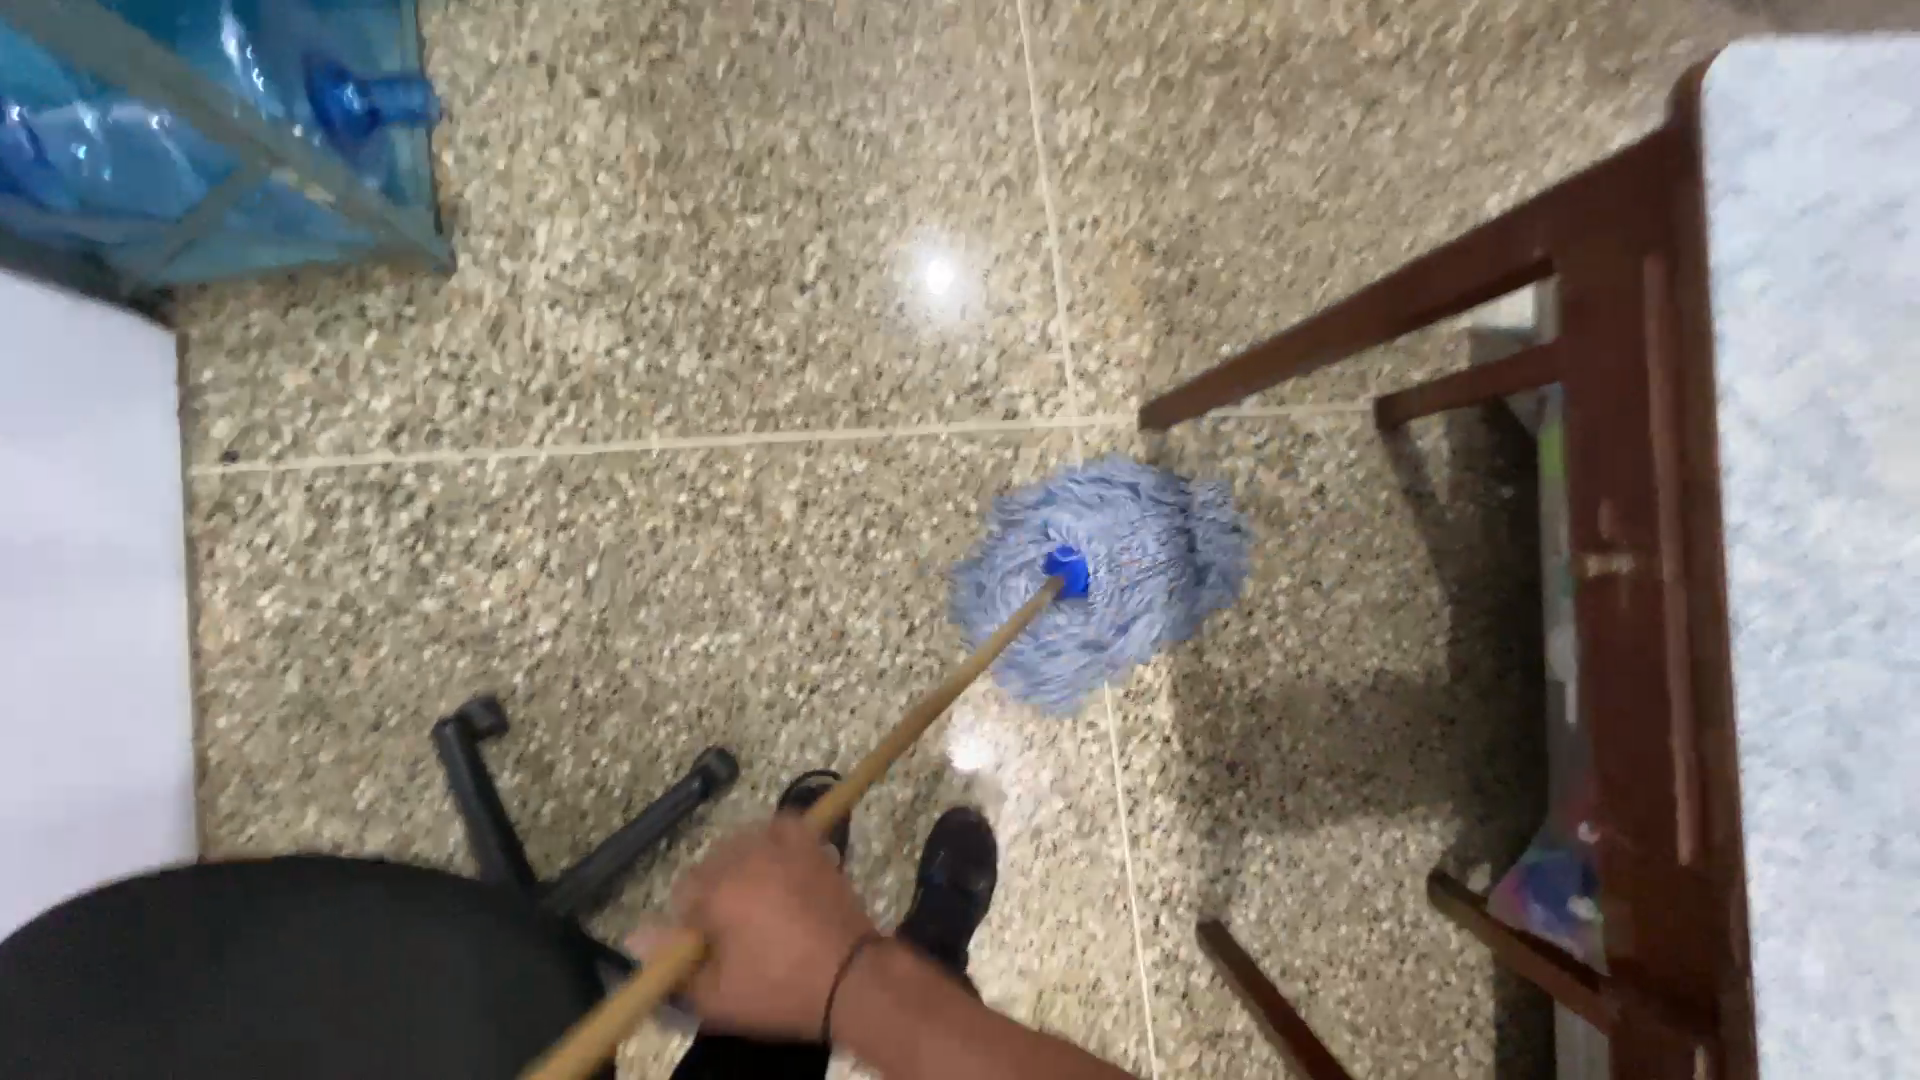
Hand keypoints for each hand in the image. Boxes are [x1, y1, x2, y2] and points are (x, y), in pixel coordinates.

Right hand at [629, 816, 876, 1040]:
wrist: (850, 975)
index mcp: (719, 889)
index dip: (692, 920)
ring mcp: (784, 846)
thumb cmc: (779, 987)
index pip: (685, 891)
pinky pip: (784, 825)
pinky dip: (775, 837)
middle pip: (713, 862)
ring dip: (742, 863)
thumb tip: (635, 936)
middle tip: (733, 927)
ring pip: (745, 840)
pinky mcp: (813, 845)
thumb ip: (673, 964)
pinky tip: (778, 861)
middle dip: (715, 890)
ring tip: (756, 897)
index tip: (708, 944)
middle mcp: (748, 856)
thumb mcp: (716, 996)